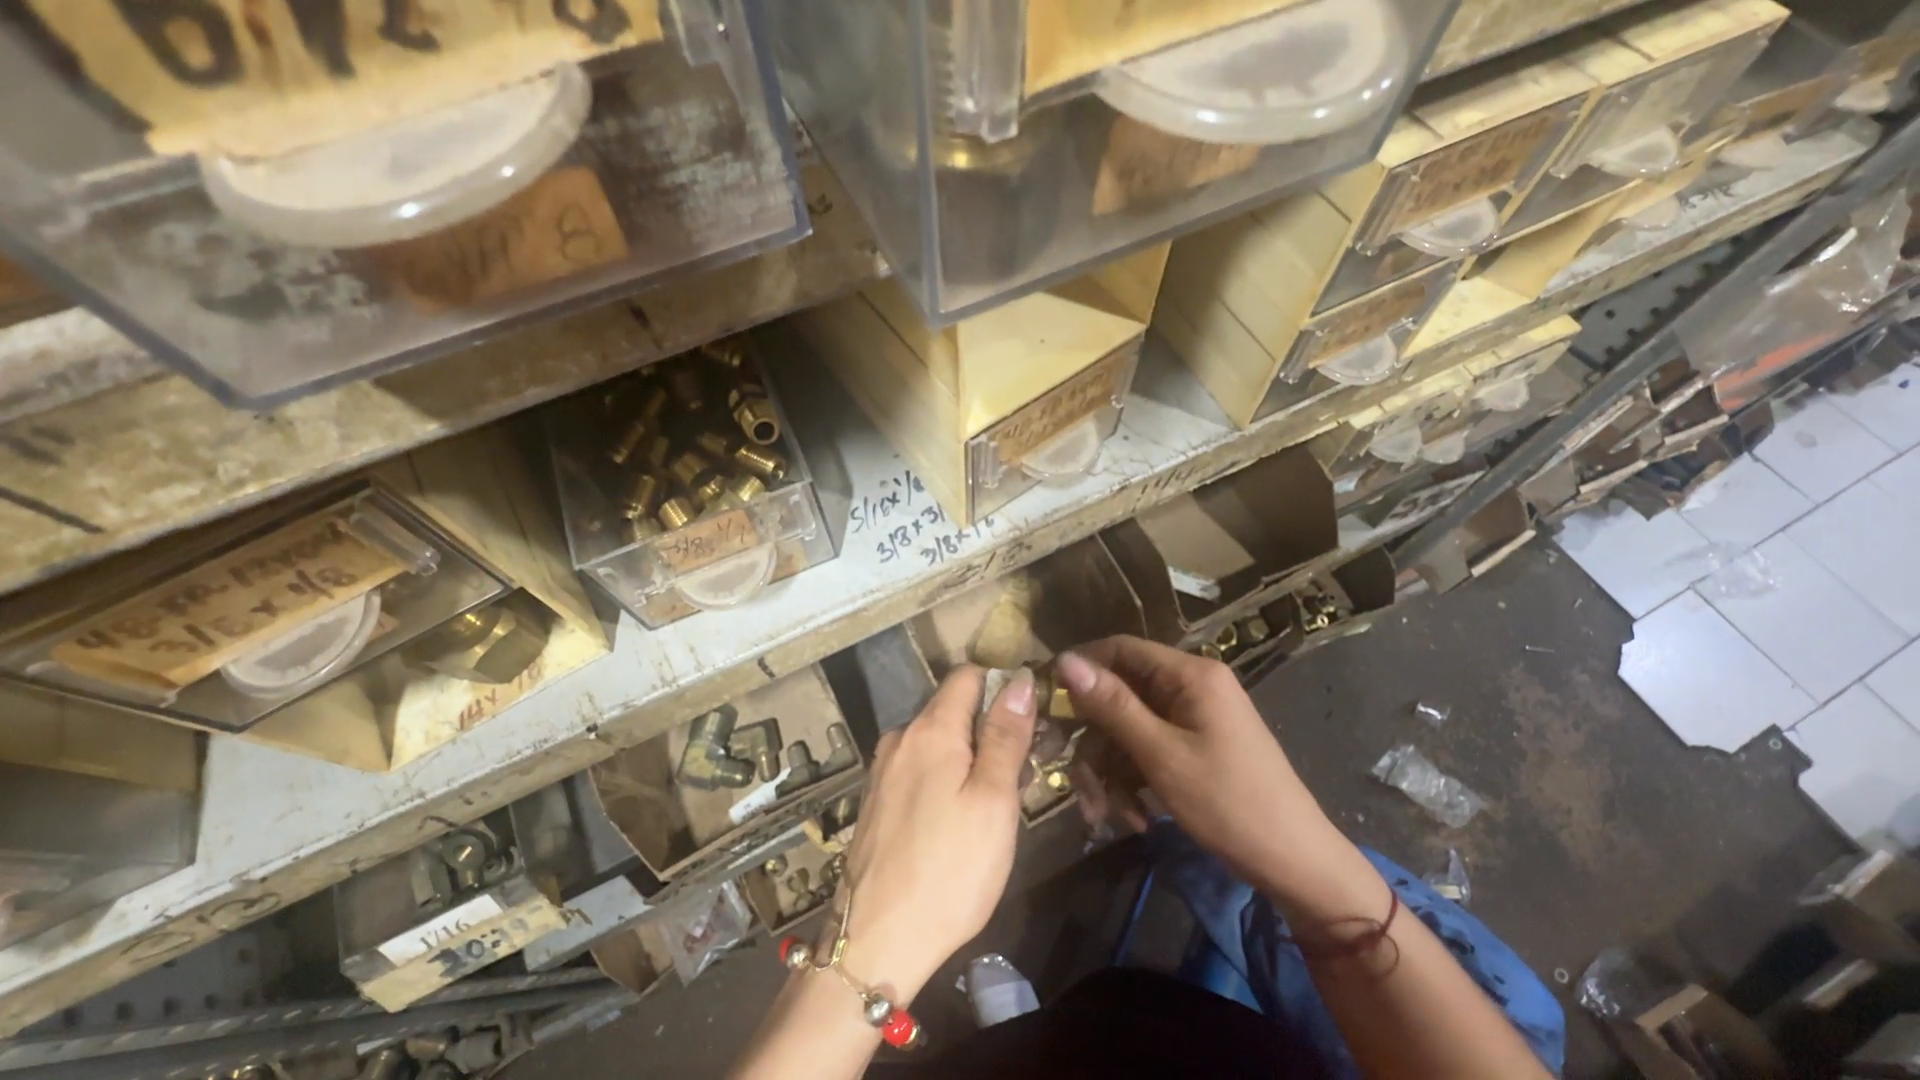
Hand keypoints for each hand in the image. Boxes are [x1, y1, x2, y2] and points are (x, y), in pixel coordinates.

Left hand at [836, 666, 1034, 1002]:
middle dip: (991, 731)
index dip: (1005, 686)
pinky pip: (919, 774)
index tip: (1034, 719)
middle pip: (953, 711)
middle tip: (1024, 776)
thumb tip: (1020, 680)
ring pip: (937, 746)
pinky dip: (945, 783)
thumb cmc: (950, 869)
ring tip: (996, 808)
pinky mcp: (876, 805)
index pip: (968, 676)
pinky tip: (958, 825)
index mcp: (929, 729)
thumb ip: (1006, 736)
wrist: (878, 940)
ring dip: (969, 761)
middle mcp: (899, 740)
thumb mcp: (993, 800)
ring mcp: (882, 774)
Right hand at [1057, 637, 1338, 895]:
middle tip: (1080, 787)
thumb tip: (1065, 660)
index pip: (1120, 649)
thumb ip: (1112, 706)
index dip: (1080, 671)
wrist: (1292, 861)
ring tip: (1107, 816)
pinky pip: (1148, 752)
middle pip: (1120, 697)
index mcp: (1190, 675)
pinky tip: (1134, 819)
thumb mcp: (1161, 755)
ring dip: (1111, 773)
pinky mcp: (1195, 748)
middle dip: (1095, 745)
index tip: (1045, 706)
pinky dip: (1134, 783)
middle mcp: (1191, 687)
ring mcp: (1194, 719)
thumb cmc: (1228, 803)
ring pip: (1128, 731)